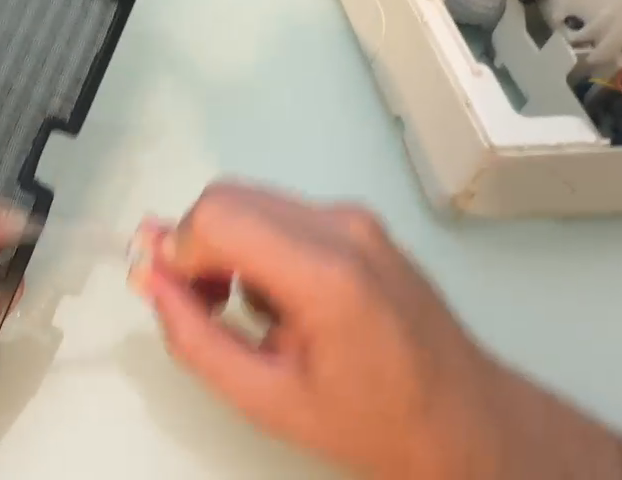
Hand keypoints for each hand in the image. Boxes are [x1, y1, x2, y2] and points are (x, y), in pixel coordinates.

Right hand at [132, 183, 621, 479]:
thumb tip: (148, 274)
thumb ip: (194, 336)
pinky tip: (280, 297)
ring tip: (244, 308)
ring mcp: (353, 216)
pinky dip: (256, 243)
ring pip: (249, 200)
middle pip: (227, 198)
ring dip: (224, 244)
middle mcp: (339, 224)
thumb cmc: (370, 424)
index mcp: (324, 273)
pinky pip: (279, 211)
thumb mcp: (266, 400)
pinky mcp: (358, 219)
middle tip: (200, 304)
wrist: (472, 423)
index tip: (176, 298)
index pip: (216, 216)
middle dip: (195, 245)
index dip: (178, 251)